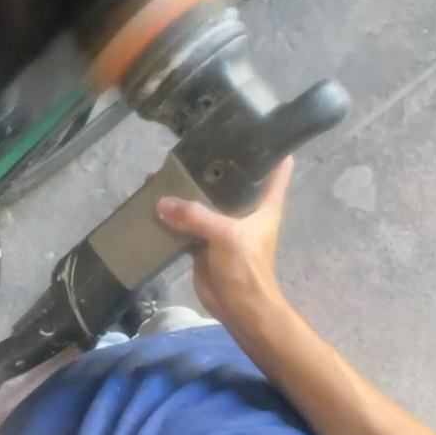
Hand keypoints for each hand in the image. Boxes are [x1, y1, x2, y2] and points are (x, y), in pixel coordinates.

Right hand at [154, 156, 294, 331]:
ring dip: (189, 190)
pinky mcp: (205, 243)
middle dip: (215, 164)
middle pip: (233, 179)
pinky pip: (188, 223)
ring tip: (168, 170)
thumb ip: (195, 216)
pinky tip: (157, 202)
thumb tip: (161, 202)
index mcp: (265, 203)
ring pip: (206, 200)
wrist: (239, 309)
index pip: (277, 165)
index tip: (251, 126)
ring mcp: (225, 226)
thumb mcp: (225, 236)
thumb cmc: (246, 269)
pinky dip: (174, 214)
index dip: (270, 145)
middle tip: (193, 145)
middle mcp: (247, 210)